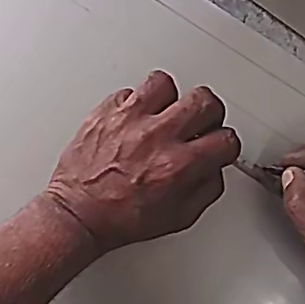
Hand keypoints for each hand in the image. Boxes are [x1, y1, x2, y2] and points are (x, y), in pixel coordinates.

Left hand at [43, 71, 240, 251]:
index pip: (225, 138)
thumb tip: (214, 168)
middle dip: (209, 114)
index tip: (218, 146)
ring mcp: (131, 119)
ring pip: (167, 85)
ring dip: (171, 100)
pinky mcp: (108, 111)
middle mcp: (158, 137)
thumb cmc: (120, 218)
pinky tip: (138, 119)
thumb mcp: (179, 217)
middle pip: (204, 101)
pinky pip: (132, 91)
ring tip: (166, 115)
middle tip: (200, 124)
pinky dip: (138, 103)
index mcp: (180, 165)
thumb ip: (206, 189)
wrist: (78, 213)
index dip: (225, 144)